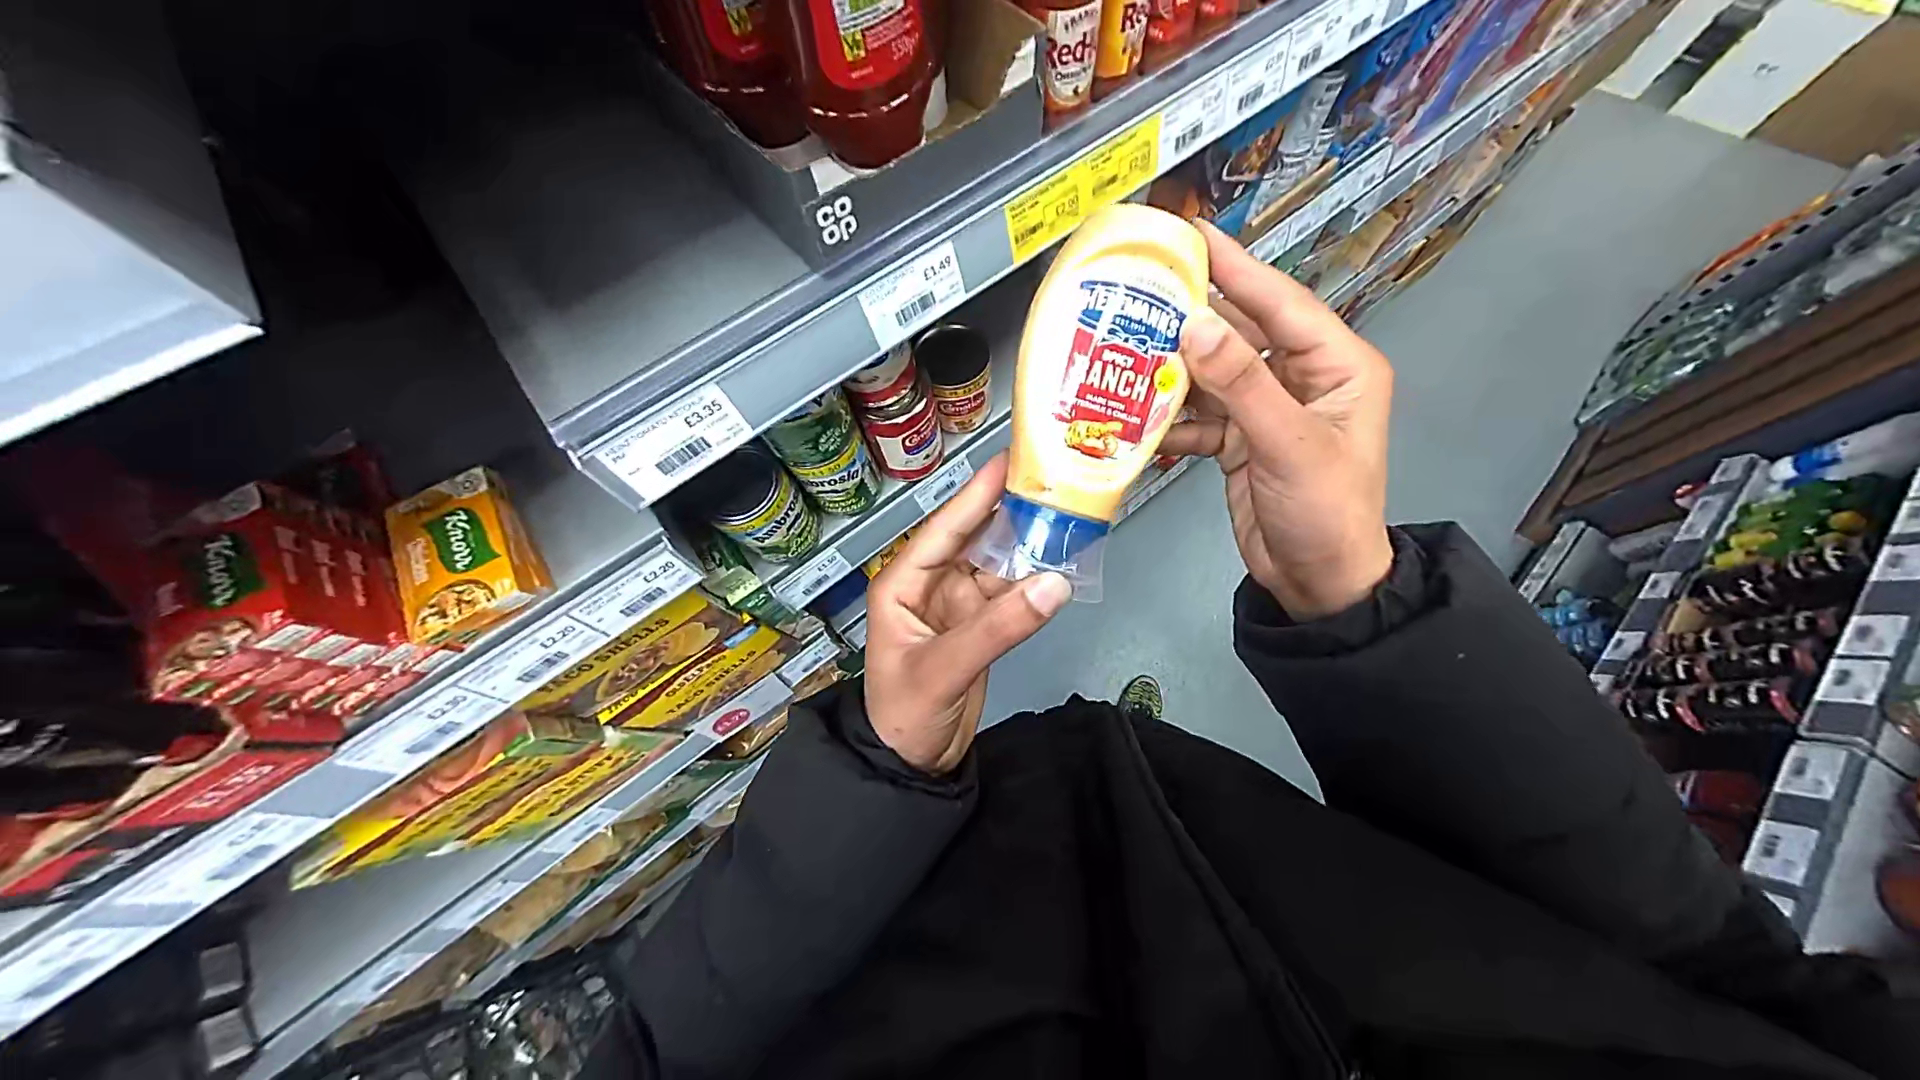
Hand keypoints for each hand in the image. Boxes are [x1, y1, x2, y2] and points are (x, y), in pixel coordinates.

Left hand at [863, 454, 1071, 773]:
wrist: (912, 764)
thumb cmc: (903, 715)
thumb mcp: (944, 669)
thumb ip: (998, 627)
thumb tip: (1054, 584)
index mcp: (903, 583)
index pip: (943, 529)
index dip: (976, 495)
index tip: (1009, 462)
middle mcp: (930, 584)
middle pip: (973, 538)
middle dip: (1009, 511)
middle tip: (1050, 481)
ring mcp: (957, 603)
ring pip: (996, 563)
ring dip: (1026, 544)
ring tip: (1064, 515)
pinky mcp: (978, 623)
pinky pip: (1009, 592)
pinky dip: (1033, 580)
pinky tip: (1058, 563)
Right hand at [1160, 219, 1394, 620]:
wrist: (1317, 582)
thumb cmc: (1326, 513)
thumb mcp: (1290, 445)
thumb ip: (1242, 385)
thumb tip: (1197, 325)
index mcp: (1336, 366)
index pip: (1280, 303)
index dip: (1237, 269)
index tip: (1194, 237)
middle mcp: (1299, 380)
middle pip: (1238, 336)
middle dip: (1191, 322)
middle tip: (1141, 297)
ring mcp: (1265, 412)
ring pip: (1211, 377)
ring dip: (1173, 374)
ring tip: (1126, 358)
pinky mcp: (1238, 442)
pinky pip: (1199, 417)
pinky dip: (1172, 420)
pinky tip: (1141, 421)